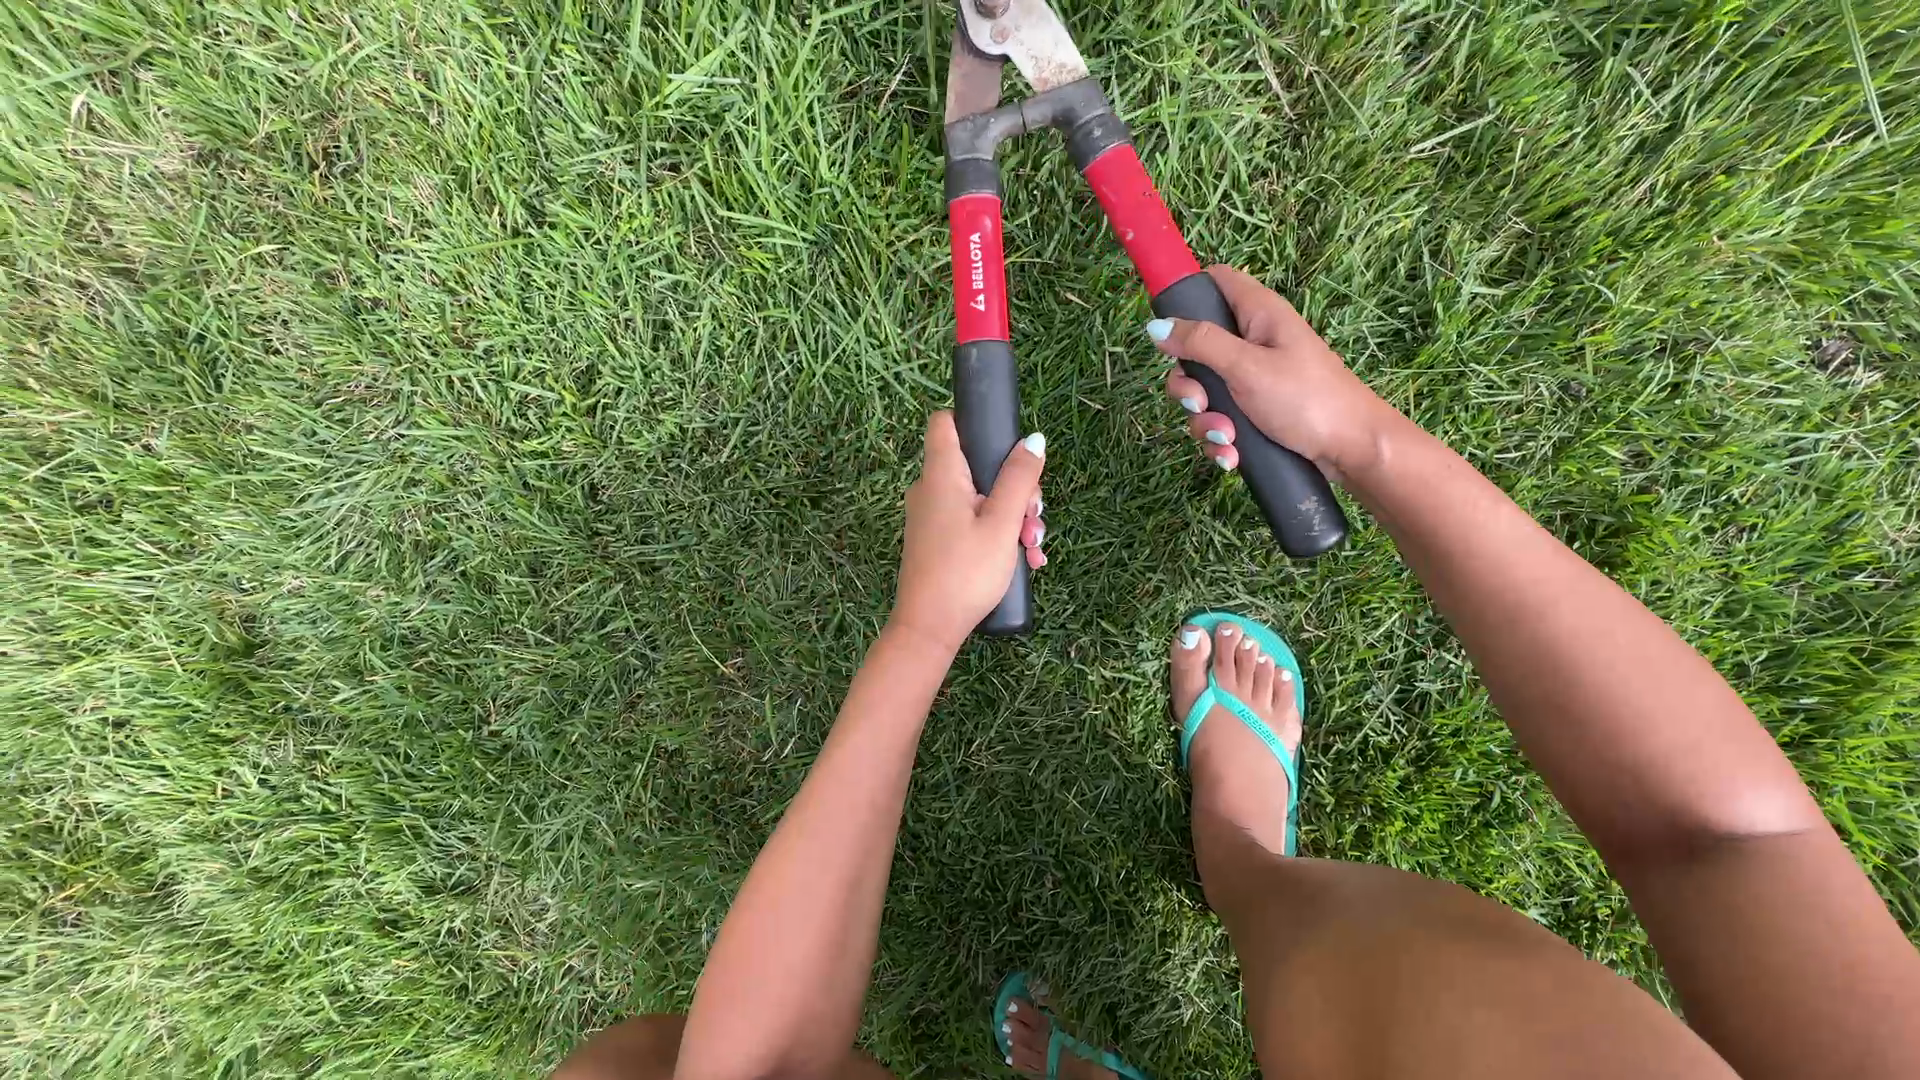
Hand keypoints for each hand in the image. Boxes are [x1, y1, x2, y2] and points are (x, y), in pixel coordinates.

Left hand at [890, 412, 1045, 649]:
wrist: (930, 627)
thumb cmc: (966, 571)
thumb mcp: (1003, 523)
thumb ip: (1019, 478)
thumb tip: (1034, 440)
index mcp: (941, 475)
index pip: (946, 423)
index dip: (975, 423)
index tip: (1006, 448)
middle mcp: (931, 490)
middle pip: (978, 467)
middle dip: (1015, 489)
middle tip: (1033, 517)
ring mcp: (932, 517)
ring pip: (982, 500)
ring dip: (1014, 519)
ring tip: (1033, 548)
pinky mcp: (937, 540)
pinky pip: (973, 524)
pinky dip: (998, 536)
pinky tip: (1025, 561)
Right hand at [1151, 265, 1399, 477]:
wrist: (1352, 450)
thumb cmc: (1306, 399)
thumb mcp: (1247, 367)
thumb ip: (1201, 344)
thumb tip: (1157, 327)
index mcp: (1258, 315)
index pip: (1215, 282)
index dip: (1187, 296)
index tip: (1166, 328)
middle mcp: (1253, 342)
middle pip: (1196, 349)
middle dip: (1189, 384)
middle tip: (1200, 402)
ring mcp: (1254, 378)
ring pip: (1205, 392)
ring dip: (1205, 420)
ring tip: (1227, 439)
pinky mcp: (1256, 412)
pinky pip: (1220, 419)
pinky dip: (1220, 439)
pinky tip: (1231, 455)